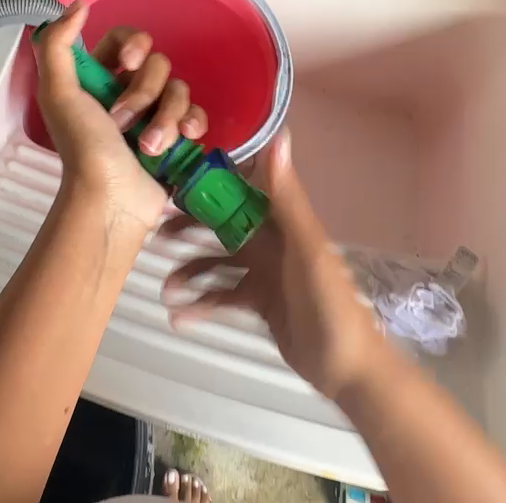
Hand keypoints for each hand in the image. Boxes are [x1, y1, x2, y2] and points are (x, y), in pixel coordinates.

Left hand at [33, 1, 209, 233]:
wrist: (110, 202)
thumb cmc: (82, 148)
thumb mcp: (58, 92)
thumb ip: (58, 44)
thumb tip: (78, 5)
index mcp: (98, 79)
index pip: (126, 39)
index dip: (133, 44)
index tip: (128, 63)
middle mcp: (126, 92)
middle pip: (157, 64)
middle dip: (144, 94)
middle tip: (124, 122)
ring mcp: (153, 116)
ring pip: (178, 90)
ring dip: (165, 118)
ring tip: (148, 146)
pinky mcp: (176, 138)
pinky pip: (196, 115)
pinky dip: (191, 125)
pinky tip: (184, 139)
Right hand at [161, 129, 388, 399]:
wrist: (349, 368)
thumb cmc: (330, 301)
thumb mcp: (307, 247)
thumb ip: (287, 196)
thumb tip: (278, 136)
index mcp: (283, 221)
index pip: (242, 191)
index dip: (210, 183)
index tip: (174, 179)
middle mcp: (271, 240)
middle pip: (222, 225)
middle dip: (189, 228)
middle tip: (156, 234)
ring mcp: (264, 272)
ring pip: (217, 262)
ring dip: (190, 272)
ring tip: (166, 290)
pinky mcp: (258, 303)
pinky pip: (223, 296)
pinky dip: (201, 305)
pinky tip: (181, 318)